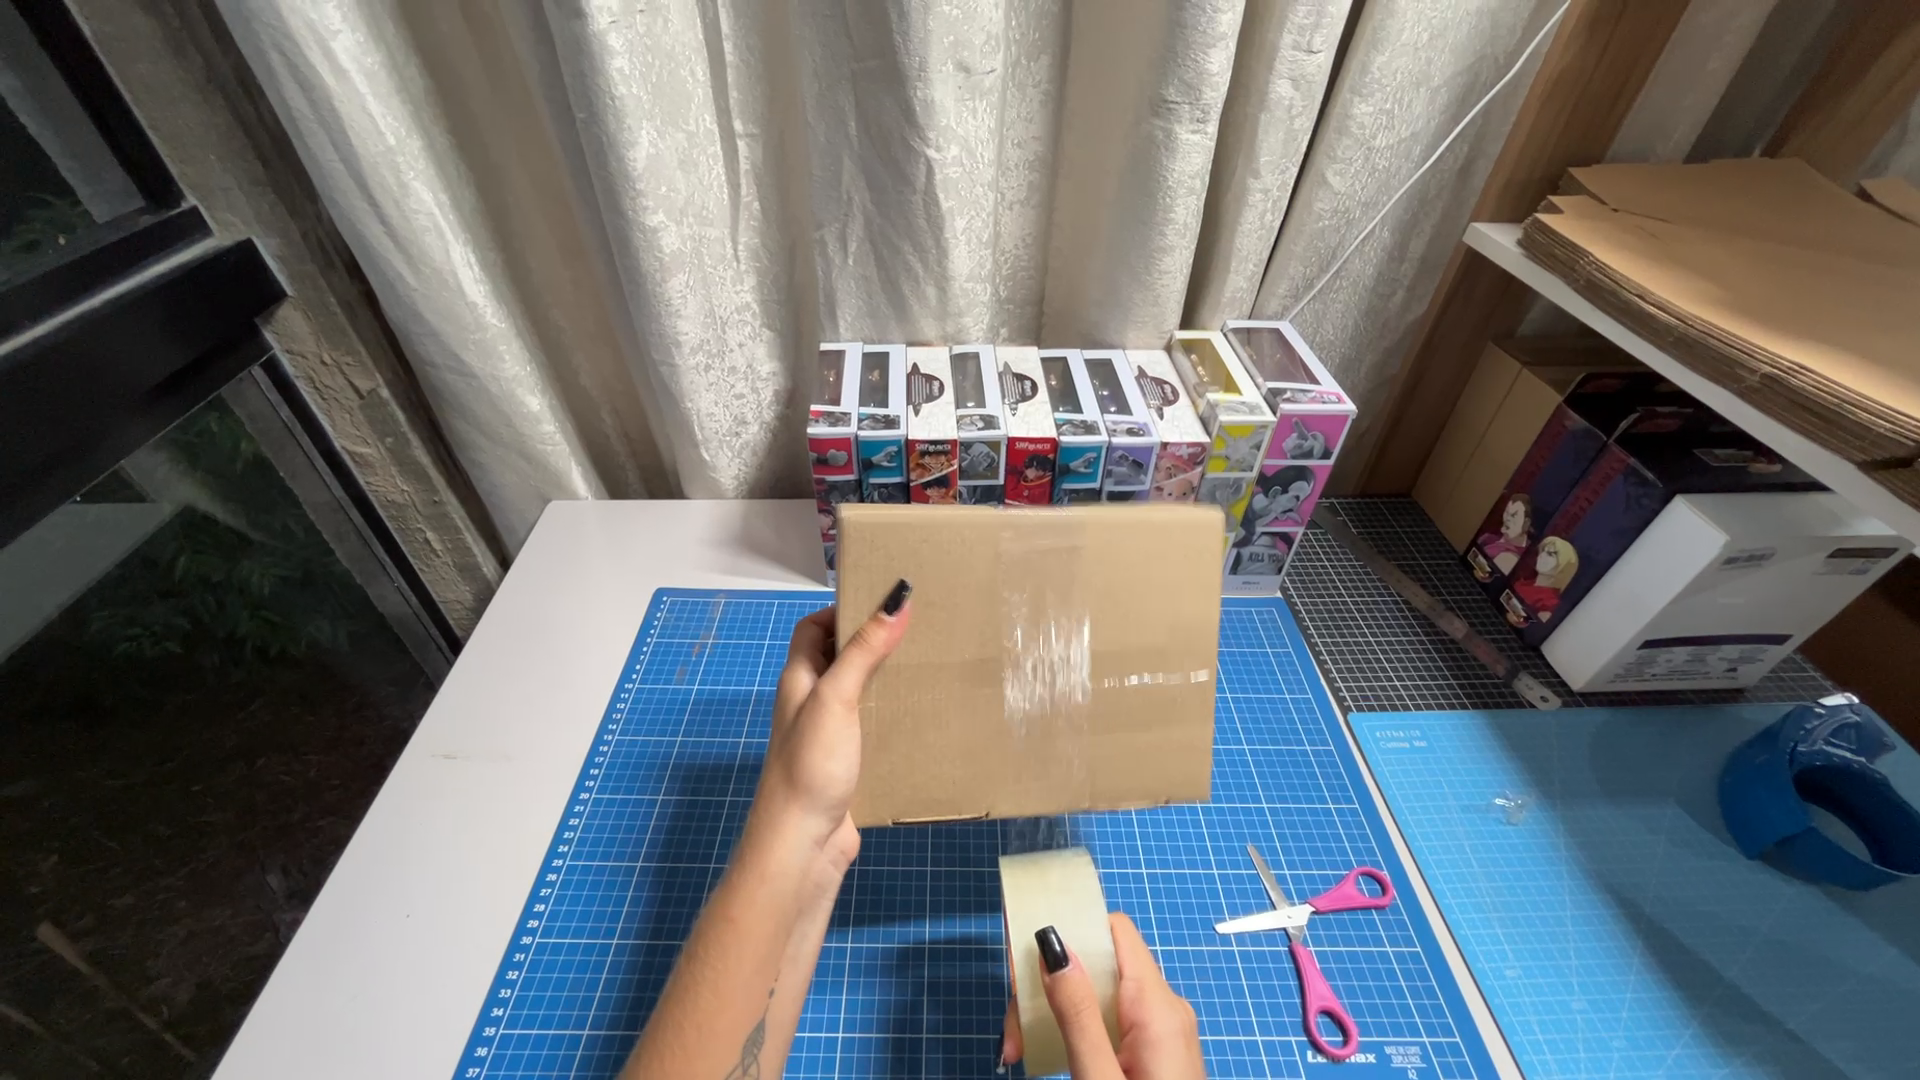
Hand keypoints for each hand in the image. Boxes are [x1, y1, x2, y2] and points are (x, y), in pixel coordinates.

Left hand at [749, 579, 911, 872]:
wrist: (802, 847)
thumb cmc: (811, 764)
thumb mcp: (837, 698)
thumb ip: (864, 650)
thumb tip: (897, 597)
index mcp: (798, 680)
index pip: (812, 629)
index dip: (840, 610)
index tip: (882, 602)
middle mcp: (810, 703)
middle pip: (838, 658)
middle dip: (871, 641)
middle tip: (917, 630)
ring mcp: (828, 736)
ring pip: (858, 694)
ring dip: (885, 680)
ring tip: (927, 667)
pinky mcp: (847, 764)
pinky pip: (871, 727)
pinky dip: (892, 717)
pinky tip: (921, 717)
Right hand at [1001, 913, 1203, 1078]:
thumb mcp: (1098, 1079)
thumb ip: (1076, 1010)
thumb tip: (1052, 939)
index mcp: (1157, 1004)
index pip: (1112, 929)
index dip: (1069, 927)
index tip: (1022, 956)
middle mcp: (1164, 1007)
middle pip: (1097, 964)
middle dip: (1049, 985)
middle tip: (1012, 1031)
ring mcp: (1161, 1032)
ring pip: (1098, 994)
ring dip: (1054, 1012)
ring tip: (1019, 1050)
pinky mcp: (1154, 1053)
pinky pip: (1109, 1021)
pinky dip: (1075, 1030)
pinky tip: (1046, 1055)